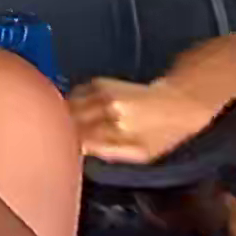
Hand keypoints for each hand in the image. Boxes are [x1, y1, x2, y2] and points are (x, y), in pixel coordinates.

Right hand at [67, 77, 224, 163]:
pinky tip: (77, 108)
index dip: (69, 144)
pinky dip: (72, 101)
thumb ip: (109, 153)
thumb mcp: (142, 154)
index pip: (80, 139)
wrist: (177, 102)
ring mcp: (102, 93)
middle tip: (58, 135)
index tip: (64, 148)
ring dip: (64, 114)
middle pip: (70, 120)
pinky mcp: (98, 81)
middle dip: (62, 128)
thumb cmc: (163, 134)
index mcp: (121, 134)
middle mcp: (109, 111)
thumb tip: (80, 151)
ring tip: (63, 123)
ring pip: (68, 105)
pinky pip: (74, 93)